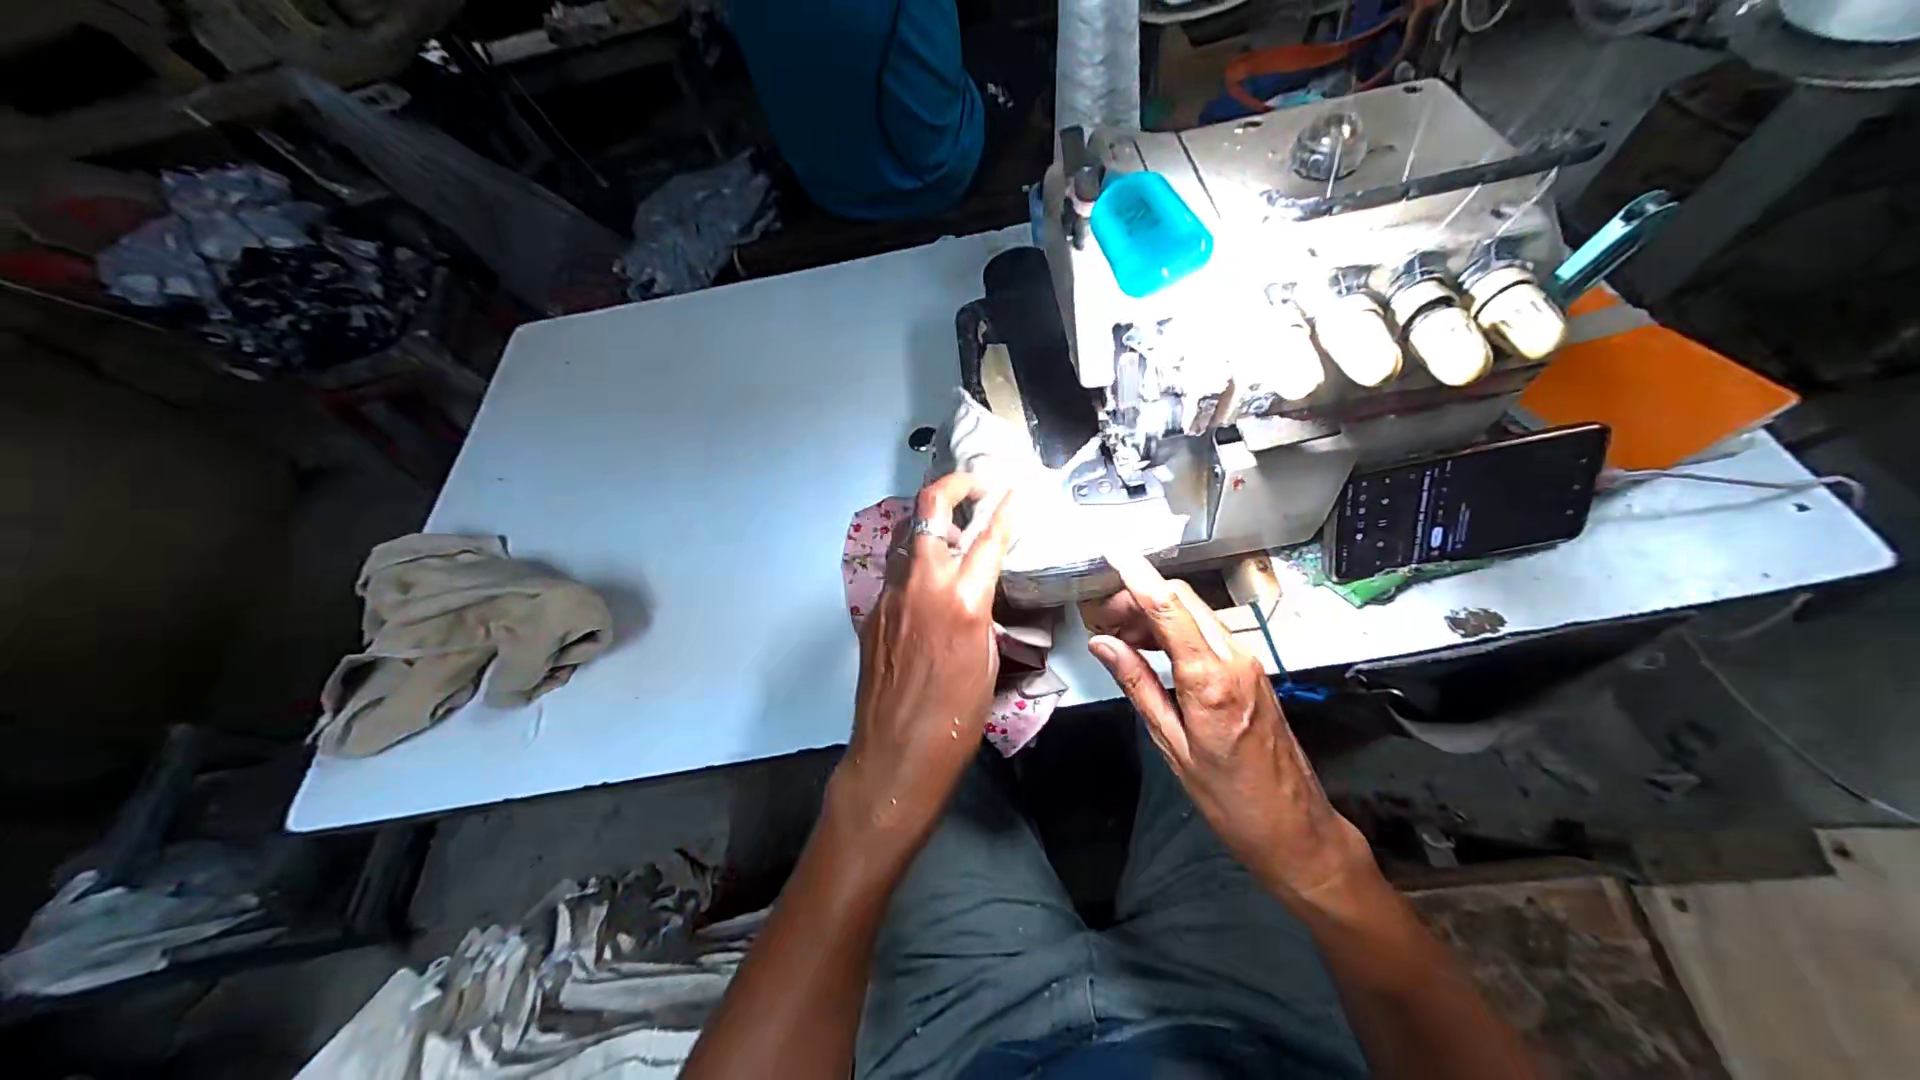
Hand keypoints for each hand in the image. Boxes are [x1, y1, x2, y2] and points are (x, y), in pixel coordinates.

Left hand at [835, 473, 1012, 847]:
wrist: (896, 753)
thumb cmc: (955, 718)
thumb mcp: (986, 659)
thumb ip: (981, 611)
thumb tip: (979, 588)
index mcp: (962, 601)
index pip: (989, 538)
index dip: (1006, 508)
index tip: (1015, 489)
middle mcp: (921, 586)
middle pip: (930, 510)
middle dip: (953, 485)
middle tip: (973, 485)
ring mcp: (890, 595)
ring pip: (907, 536)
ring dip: (930, 522)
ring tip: (952, 530)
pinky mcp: (872, 612)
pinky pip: (895, 571)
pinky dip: (915, 561)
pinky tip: (929, 580)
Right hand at [1084, 552, 1370, 904]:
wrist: (1296, 828)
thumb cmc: (1232, 799)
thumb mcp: (1173, 744)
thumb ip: (1138, 685)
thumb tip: (1104, 646)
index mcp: (1211, 679)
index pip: (1169, 608)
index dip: (1138, 575)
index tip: (1114, 552)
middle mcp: (1235, 660)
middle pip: (1182, 600)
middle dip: (1138, 597)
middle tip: (1104, 620)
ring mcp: (1248, 663)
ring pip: (1194, 614)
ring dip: (1155, 614)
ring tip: (1121, 638)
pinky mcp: (1251, 672)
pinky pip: (1206, 634)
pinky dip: (1174, 631)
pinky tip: (1152, 651)